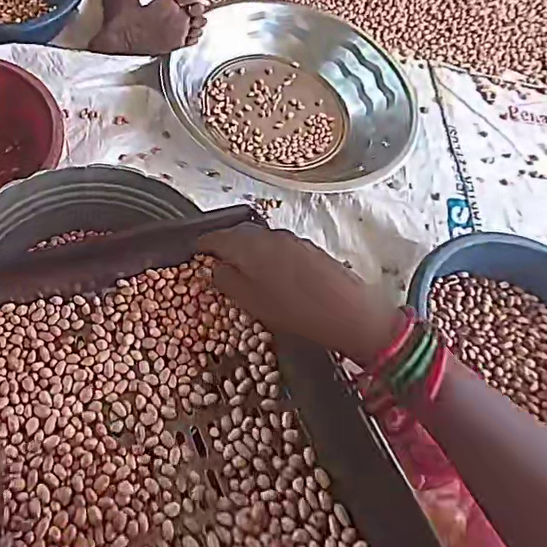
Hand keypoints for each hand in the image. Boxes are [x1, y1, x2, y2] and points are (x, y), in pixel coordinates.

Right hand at [198, 224, 401, 362]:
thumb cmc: (295, 311)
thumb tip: (216, 267)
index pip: (217, 237)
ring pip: (259, 238)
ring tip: (241, 268)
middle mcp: (269, 236)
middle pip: (238, 233)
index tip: (194, 250)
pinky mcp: (309, 248)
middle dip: (224, 243)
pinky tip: (269, 272)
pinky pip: (277, 245)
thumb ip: (227, 281)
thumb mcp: (251, 302)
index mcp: (249, 247)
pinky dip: (265, 253)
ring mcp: (292, 240)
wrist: (352, 314)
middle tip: (214, 258)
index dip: (203, 243)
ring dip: (246, 248)